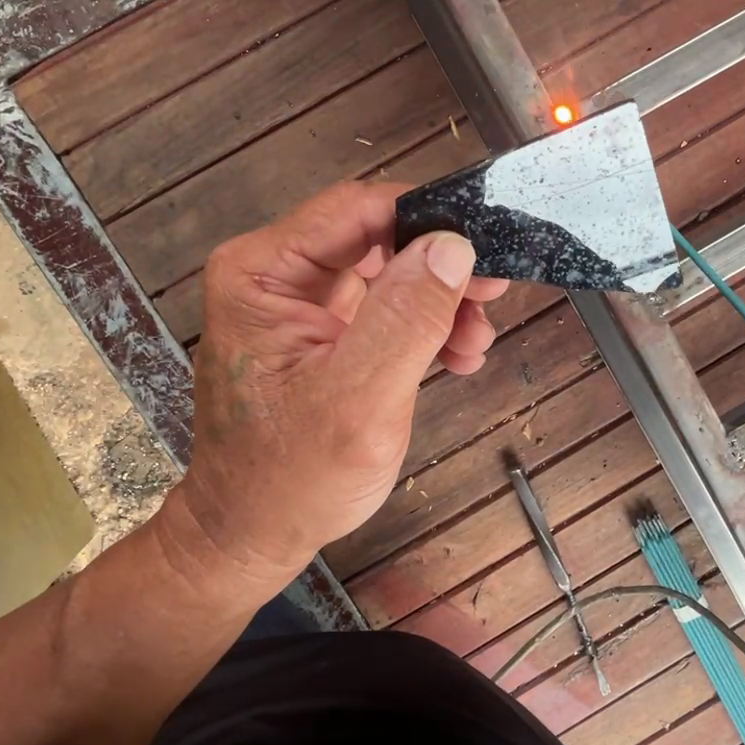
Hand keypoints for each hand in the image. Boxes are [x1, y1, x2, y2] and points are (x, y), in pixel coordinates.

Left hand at [165, 182, 508, 589]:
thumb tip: (454, 245)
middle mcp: (278, 273)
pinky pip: (387, 305)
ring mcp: (302, 301)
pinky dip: (426, 325)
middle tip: (491, 297)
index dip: (426, 220)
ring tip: (474, 343)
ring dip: (441, 301)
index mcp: (264, 271)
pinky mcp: (326, 330)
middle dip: (440, 267)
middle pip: (379, 236)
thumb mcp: (358, 400)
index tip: (483, 253)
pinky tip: (456, 356)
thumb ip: (406, 318)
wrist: (253, 535)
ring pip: (392, 269)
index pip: (358, 209)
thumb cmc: (292, 478)